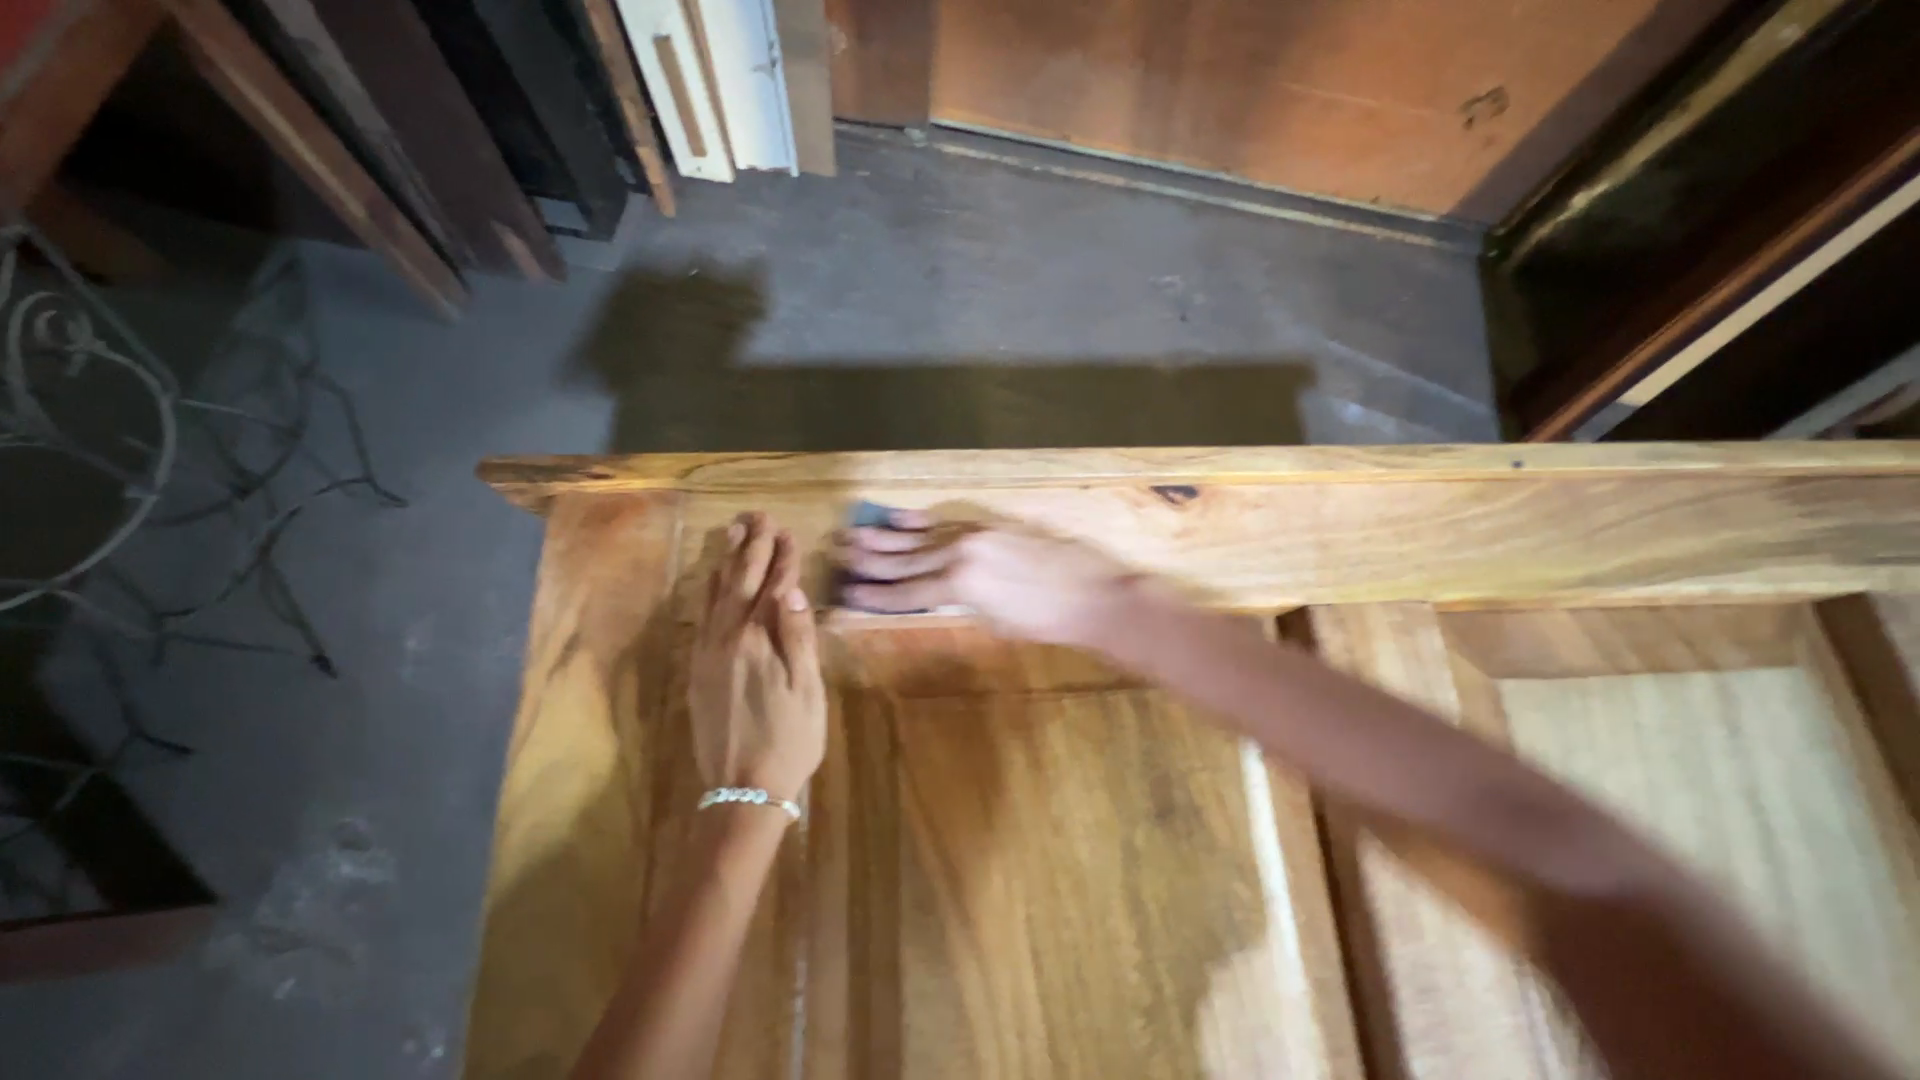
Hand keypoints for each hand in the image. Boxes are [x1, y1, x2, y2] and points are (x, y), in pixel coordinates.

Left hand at [688, 512, 826, 802]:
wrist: (743, 788)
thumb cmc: (790, 740)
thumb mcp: (806, 690)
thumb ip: (797, 637)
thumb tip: (791, 591)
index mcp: (759, 640)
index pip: (773, 586)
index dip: (782, 558)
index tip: (788, 531)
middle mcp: (728, 638)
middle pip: (740, 581)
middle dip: (752, 547)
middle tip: (759, 516)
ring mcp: (708, 652)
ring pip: (715, 594)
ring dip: (726, 561)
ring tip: (732, 532)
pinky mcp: (698, 668)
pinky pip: (702, 616)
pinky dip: (710, 591)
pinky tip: (714, 580)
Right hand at [834, 511, 1140, 647]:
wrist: (1092, 594)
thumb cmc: (1045, 621)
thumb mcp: (994, 622)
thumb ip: (959, 604)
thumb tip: (935, 596)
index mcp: (959, 584)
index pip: (907, 593)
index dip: (875, 596)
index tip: (847, 594)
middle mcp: (959, 554)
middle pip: (905, 560)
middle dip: (870, 562)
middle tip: (837, 555)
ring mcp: (973, 535)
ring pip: (920, 538)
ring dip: (884, 539)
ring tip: (852, 534)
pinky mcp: (987, 526)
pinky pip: (943, 523)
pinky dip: (918, 522)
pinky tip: (895, 519)